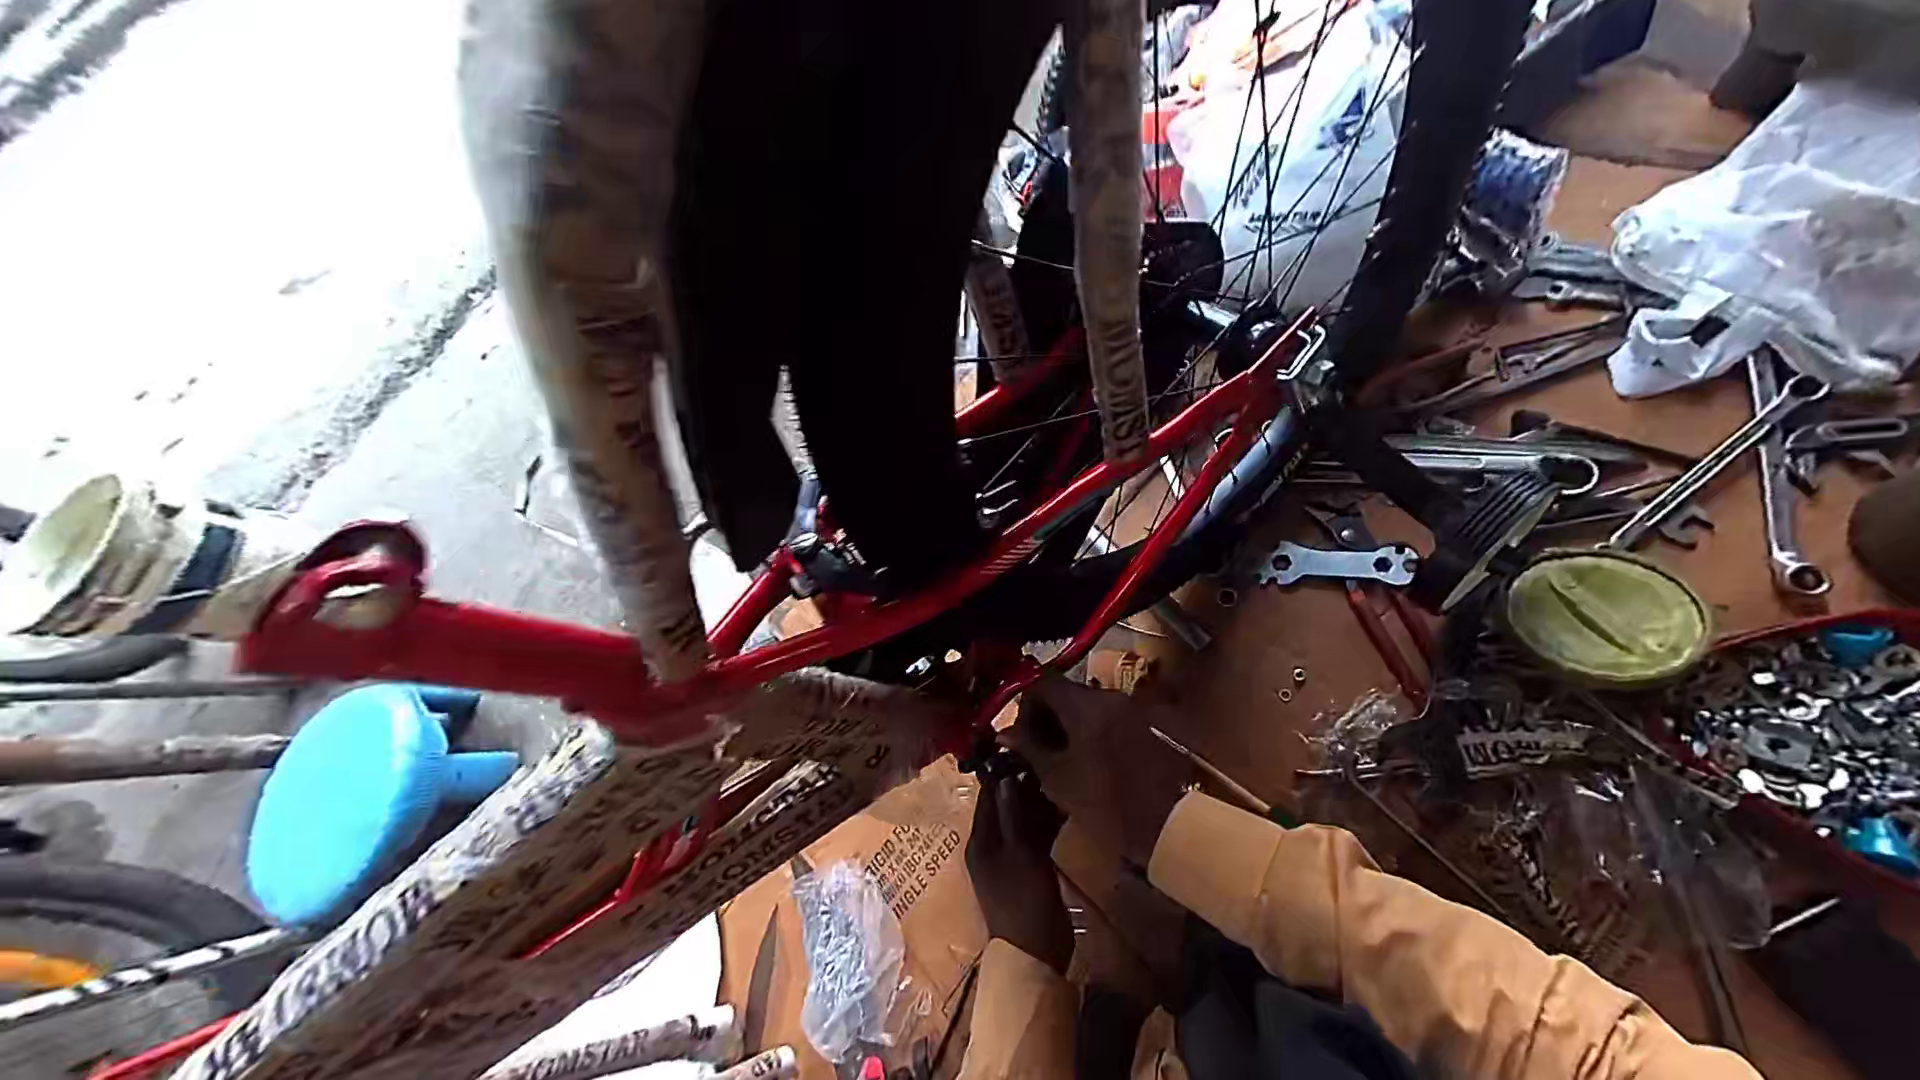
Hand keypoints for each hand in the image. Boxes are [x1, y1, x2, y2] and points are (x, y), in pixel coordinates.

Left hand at [966, 770, 1074, 973]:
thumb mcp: (1020, 854)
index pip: (988, 797)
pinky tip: (1063, 811)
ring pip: (1022, 821)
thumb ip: (1012, 815)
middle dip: (1024, 788)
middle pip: (1006, 807)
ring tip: (1057, 782)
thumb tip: (1005, 778)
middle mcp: (992, 845)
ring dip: (1037, 805)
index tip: (1019, 750)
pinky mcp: (1029, 869)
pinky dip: (1046, 825)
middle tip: (1045, 764)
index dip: (1001, 774)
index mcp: (981, 840)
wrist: (1034, 954)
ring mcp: (1010, 858)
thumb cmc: (1023, 901)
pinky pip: (1034, 838)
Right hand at [1001, 675, 1193, 867]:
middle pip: (1067, 692)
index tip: (1022, 734)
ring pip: (1090, 706)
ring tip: (1066, 758)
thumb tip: (1006, 733)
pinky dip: (1095, 731)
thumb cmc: (1108, 805)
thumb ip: (1030, 749)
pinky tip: (1093, 761)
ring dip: (1072, 725)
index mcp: (1084, 705)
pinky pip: (1112, 718)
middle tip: (1040, 749)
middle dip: (1048, 715)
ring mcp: (1134, 708)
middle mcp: (1110, 696)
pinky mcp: (1150, 724)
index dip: (1025, 703)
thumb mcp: (1059, 779)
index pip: (1042, 682)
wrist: (1172, 825)